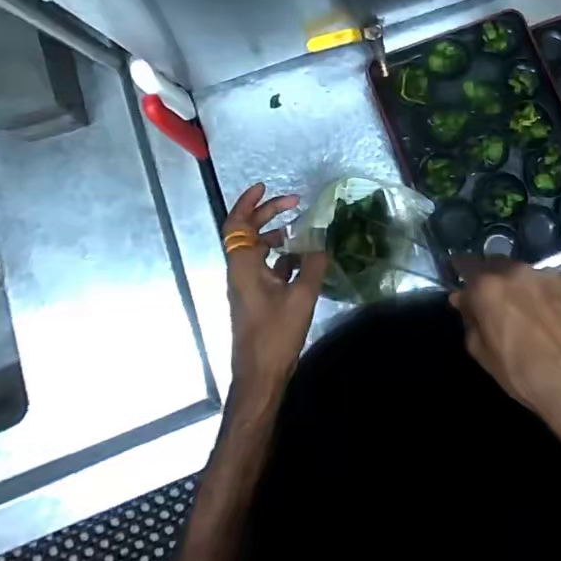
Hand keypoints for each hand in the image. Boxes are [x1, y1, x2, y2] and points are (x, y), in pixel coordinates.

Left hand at [223, 184, 327, 393]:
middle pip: (246, 232)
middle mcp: (241, 271)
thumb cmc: (275, 334)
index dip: (248, 203)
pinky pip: (266, 266)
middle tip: (293, 203)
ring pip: (256, 249)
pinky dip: (281, 256)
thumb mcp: (301, 296)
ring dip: (275, 235)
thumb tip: (323, 241)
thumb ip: (313, 265)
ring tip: (300, 230)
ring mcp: (247, 285)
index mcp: (244, 266)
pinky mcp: (256, 297)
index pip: (237, 224)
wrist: (260, 373)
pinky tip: (303, 259)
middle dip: (267, 214)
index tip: (265, 187)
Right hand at [448, 256, 560, 460]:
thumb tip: (462, 299)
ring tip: (529, 310)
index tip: (460, 274)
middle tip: (497, 300)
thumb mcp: (481, 352)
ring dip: (521, 286)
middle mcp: (515, 271)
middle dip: (493, 278)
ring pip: (525, 273)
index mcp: (488, 287)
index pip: (466, 263)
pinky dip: (546, 293)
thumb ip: (469, 318)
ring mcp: (546, 274)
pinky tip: (553, 314)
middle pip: (497, 264)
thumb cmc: (521, 373)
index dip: (461, 269)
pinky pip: (550, 281)